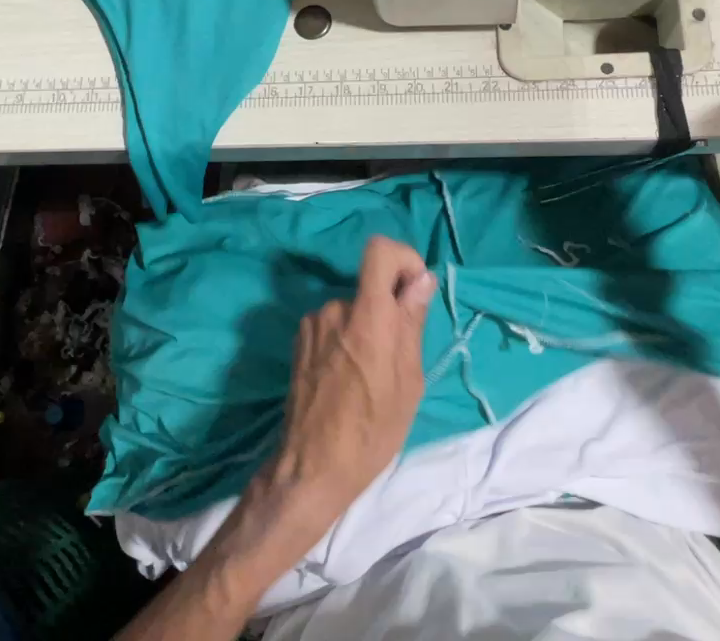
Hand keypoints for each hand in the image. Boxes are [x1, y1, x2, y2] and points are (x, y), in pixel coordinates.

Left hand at [257, 236, 435, 523]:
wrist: (311, 468)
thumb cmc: (371, 431)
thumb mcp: (407, 381)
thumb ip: (411, 323)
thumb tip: (420, 280)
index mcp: (368, 317)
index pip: (379, 251)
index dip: (403, 259)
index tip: (414, 289)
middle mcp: (335, 310)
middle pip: (370, 288)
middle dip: (388, 311)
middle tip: (395, 358)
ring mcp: (312, 324)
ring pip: (352, 310)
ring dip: (365, 330)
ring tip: (369, 376)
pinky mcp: (299, 341)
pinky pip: (333, 325)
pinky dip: (345, 340)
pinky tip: (346, 379)